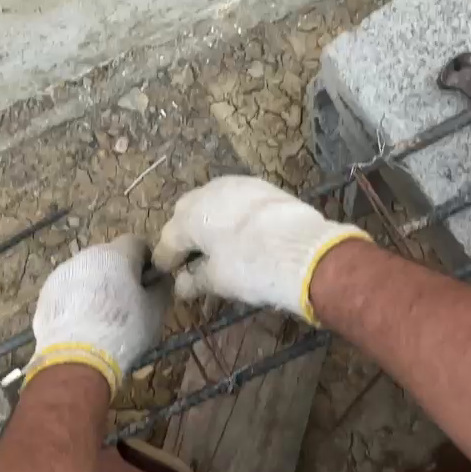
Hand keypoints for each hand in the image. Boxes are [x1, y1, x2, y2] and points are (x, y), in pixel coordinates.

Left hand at [24, 235, 169, 395]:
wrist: (75, 359)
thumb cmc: (123, 330)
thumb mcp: (156, 310)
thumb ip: (161, 287)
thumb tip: (159, 278)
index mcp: (116, 254)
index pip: (137, 243)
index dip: (146, 262)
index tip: (148, 284)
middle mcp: (88, 255)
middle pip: (110, 257)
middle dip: (119, 273)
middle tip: (127, 303)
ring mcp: (63, 272)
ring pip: (87, 272)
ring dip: (96, 286)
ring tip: (100, 318)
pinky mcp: (47, 291)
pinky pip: (69, 289)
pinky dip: (77, 300)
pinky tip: (81, 325)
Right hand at [152, 176, 370, 323]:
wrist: (304, 250)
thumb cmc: (251, 266)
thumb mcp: (219, 280)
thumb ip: (195, 280)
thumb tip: (182, 285)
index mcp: (189, 217)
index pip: (168, 240)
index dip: (166, 259)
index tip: (167, 273)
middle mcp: (207, 193)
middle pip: (186, 212)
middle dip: (185, 233)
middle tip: (191, 257)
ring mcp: (235, 185)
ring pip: (211, 201)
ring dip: (208, 219)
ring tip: (217, 243)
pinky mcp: (261, 185)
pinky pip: (235, 199)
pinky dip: (231, 214)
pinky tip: (241, 231)